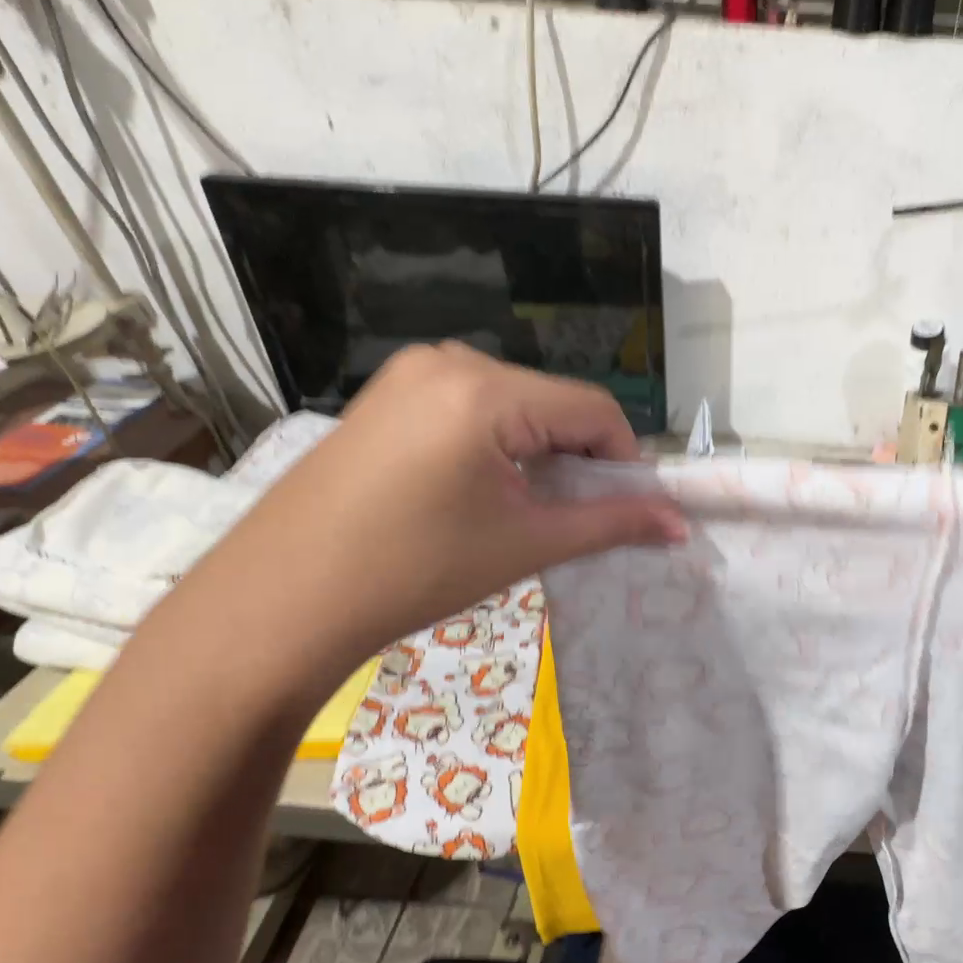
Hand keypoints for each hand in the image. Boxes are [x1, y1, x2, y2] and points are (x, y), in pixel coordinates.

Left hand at [153, 343, 684, 680]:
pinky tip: (479, 491)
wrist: (280, 601)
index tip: (630, 511)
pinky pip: (471, 407)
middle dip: (578, 457)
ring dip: (539, 451)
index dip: (625, 460)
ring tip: (524, 509)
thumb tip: (681, 524)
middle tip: (573, 517)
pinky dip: (497, 444)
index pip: (594, 409)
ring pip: (515, 405)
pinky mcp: (388, 395)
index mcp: (485, 390)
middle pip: (553, 402)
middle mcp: (450, 361)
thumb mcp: (525, 544)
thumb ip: (611, 523)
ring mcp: (411, 374)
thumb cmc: (412, 572)